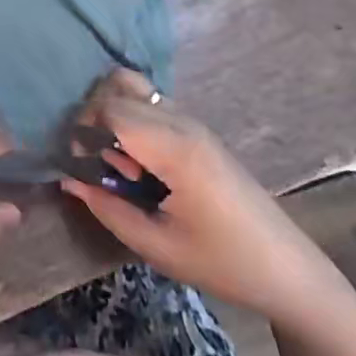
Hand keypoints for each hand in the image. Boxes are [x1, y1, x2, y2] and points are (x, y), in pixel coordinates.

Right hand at [60, 70, 355, 355]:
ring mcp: (193, 121)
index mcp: (173, 147)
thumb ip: (108, 209)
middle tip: (97, 159)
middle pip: (120, 86)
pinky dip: (133, 120)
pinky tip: (140, 163)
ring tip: (121, 162)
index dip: (85, 128)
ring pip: (136, 88)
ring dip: (116, 114)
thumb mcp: (157, 245)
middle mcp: (182, 121)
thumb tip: (68, 179)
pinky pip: (152, 105)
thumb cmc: (221, 260)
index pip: (111, 107)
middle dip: (95, 115)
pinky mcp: (199, 130)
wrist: (287, 269)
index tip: (80, 162)